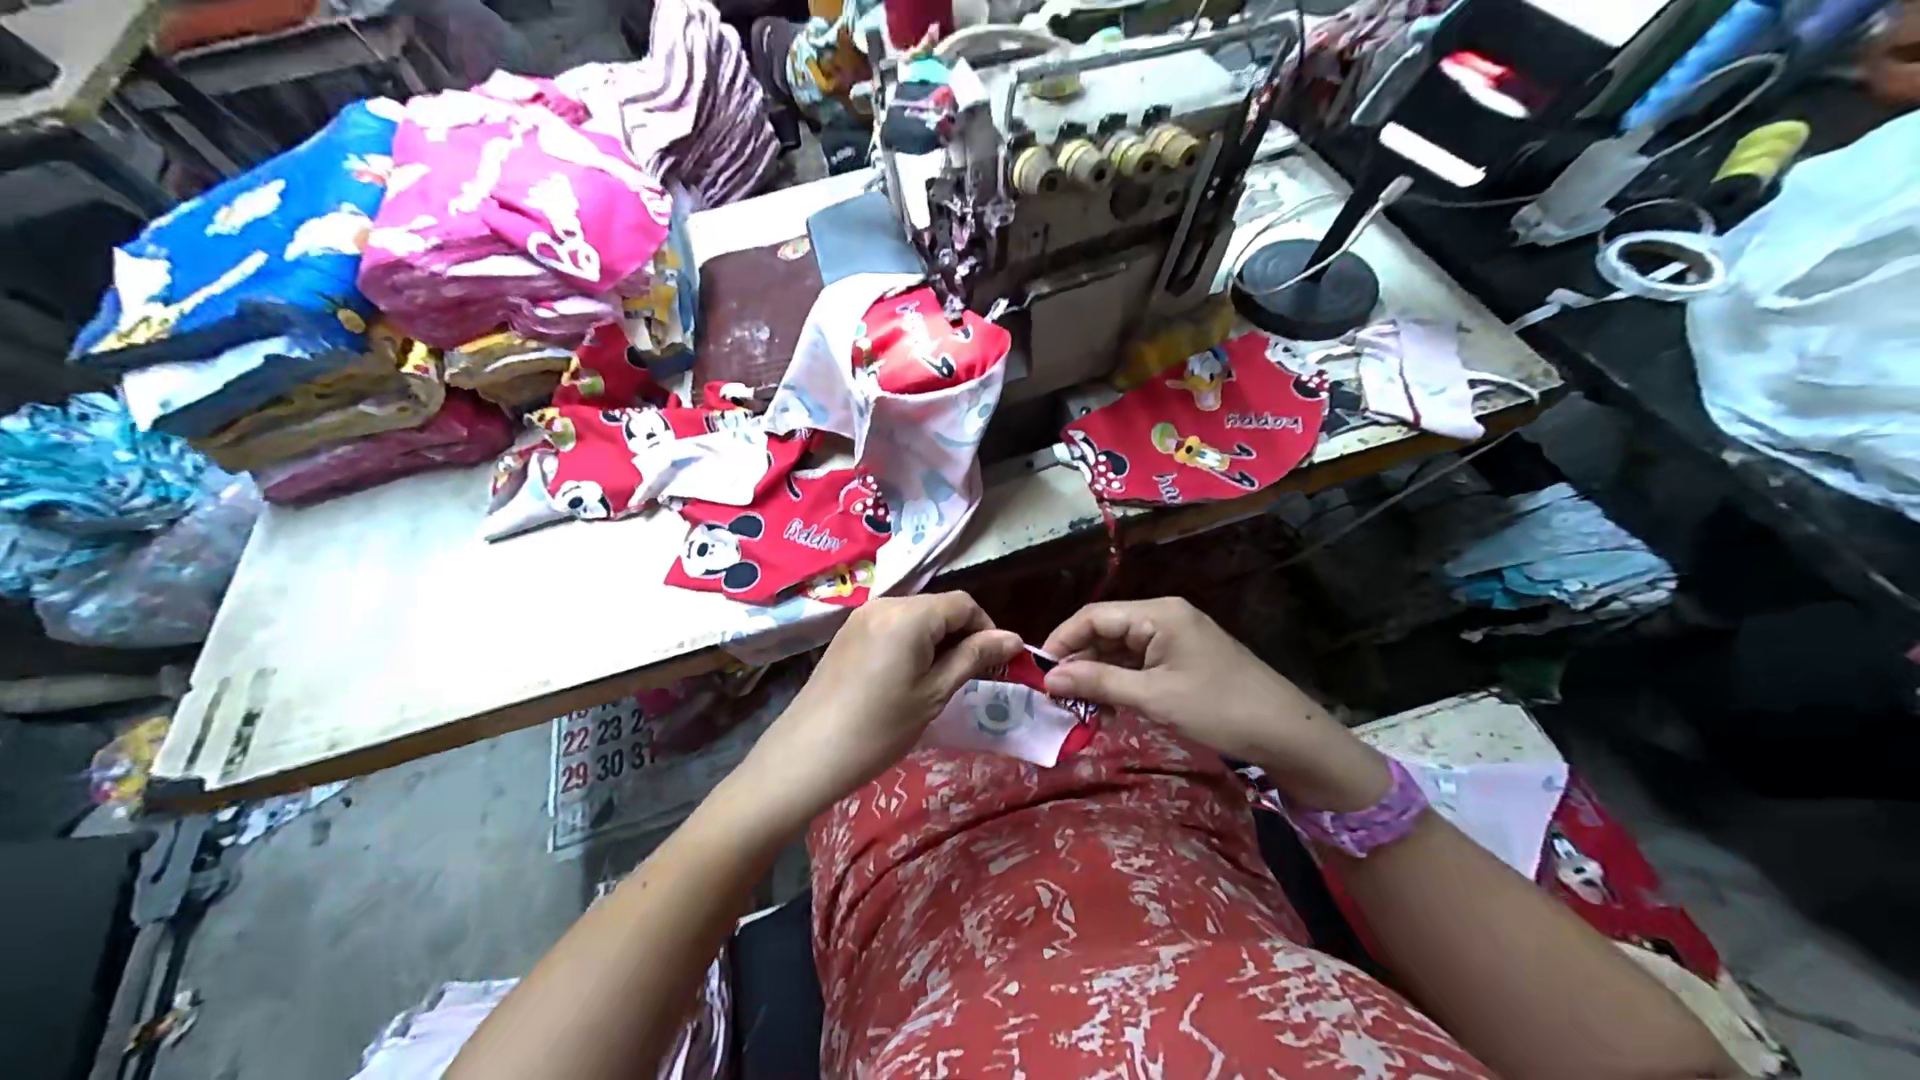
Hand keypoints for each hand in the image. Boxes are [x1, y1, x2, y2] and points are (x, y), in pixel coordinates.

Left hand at [730, 592, 1020, 836]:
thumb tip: (1014, 638)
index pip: (964, 604)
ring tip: (941, 680)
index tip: (996, 664)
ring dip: (938, 640)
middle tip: (972, 676)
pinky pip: (892, 626)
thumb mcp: (934, 693)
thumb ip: (974, 658)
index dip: (987, 629)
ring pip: (916, 616)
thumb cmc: (879, 728)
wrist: (807, 755)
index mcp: (908, 614)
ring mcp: (861, 617)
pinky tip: (909, 677)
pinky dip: (912, 643)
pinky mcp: (848, 634)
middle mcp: (884, 603)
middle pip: (939, 607)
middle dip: (962, 634)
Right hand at [1040, 598, 1390, 810]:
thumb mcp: (1153, 697)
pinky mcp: (1182, 661)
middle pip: (1105, 631)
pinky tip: (1106, 709)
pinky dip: (1119, 685)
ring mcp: (1174, 640)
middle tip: (1054, 697)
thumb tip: (1049, 679)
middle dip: (1078, 662)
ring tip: (1076, 707)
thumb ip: (1098, 682)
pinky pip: (1139, 666)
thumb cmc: (1218, 708)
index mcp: (1158, 613)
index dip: (1062, 641)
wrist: (1288, 734)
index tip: (1038, 673)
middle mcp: (1163, 617)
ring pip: (1120, 651)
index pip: (1094, 616)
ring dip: (1097, 677)